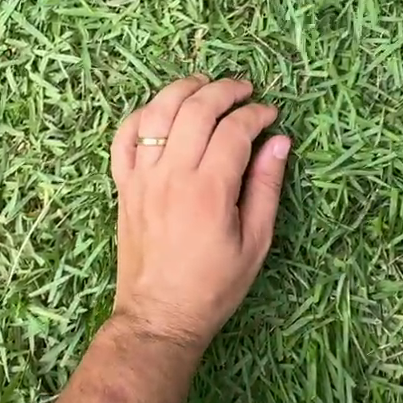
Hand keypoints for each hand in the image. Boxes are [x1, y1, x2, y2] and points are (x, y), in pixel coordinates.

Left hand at [108, 75, 291, 350]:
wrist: (158, 317)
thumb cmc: (214, 285)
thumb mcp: (255, 242)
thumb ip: (266, 187)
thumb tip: (279, 141)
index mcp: (209, 191)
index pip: (234, 130)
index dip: (256, 114)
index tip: (270, 115)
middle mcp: (171, 175)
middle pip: (196, 109)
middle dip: (224, 90)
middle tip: (245, 90)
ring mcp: (142, 177)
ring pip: (157, 112)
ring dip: (183, 90)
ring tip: (205, 85)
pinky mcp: (123, 184)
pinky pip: (124, 136)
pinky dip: (142, 114)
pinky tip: (162, 110)